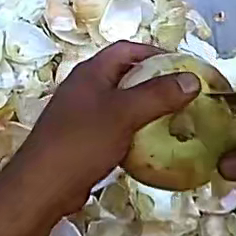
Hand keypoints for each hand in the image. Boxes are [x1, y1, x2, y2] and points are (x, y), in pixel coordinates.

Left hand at [2, 42, 199, 220]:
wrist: (42, 186)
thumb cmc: (82, 142)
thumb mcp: (124, 113)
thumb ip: (159, 94)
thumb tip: (193, 78)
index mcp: (91, 72)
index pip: (127, 49)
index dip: (155, 52)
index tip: (182, 65)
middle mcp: (84, 87)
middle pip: (124, 74)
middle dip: (153, 80)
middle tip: (182, 93)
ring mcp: (80, 114)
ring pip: (119, 102)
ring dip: (144, 107)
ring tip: (173, 117)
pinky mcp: (81, 139)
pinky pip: (114, 126)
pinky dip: (133, 130)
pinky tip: (149, 145)